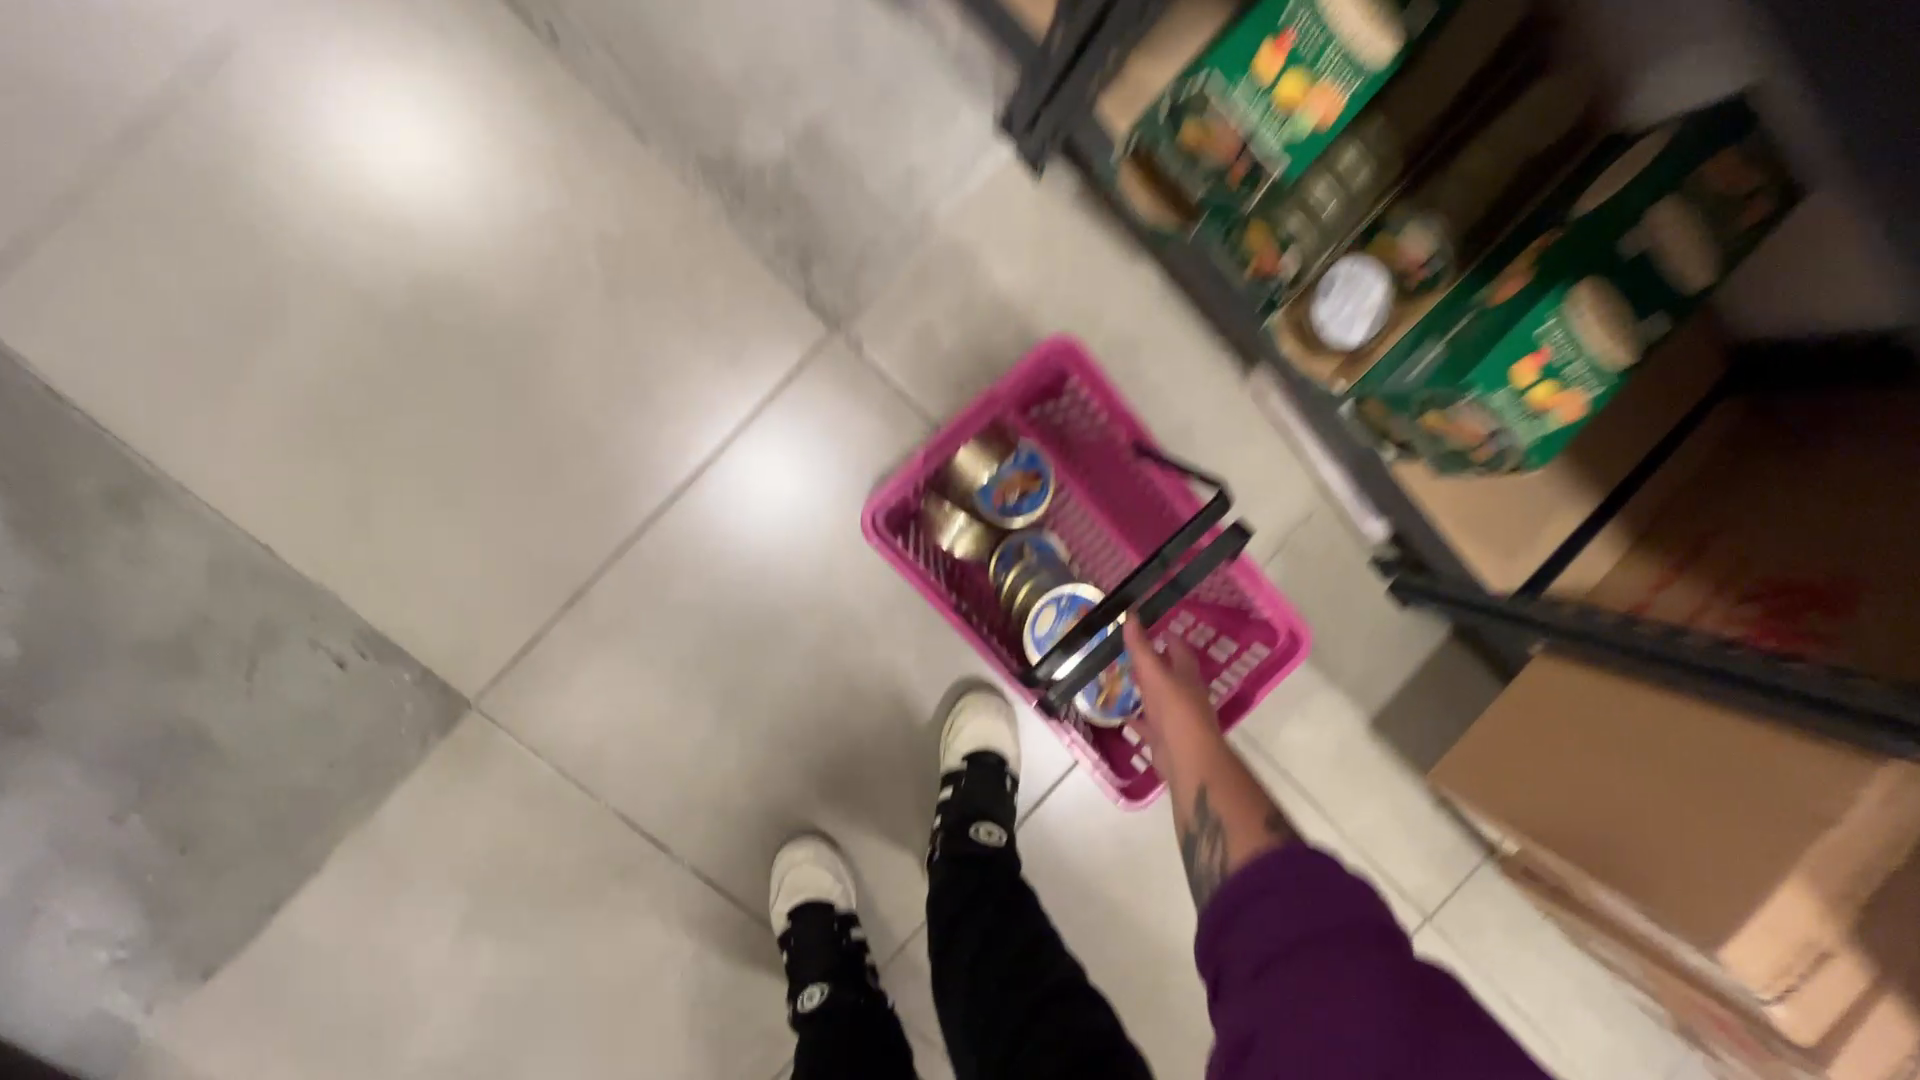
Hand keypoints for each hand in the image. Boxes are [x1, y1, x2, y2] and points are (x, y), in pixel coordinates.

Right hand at [1122, 617, 1222, 750]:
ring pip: (1158, 698)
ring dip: (1145, 691)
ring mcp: (1176, 717)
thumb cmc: (1175, 710)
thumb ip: (1141, 647)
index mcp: (1186, 675)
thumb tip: (1131, 615)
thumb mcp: (1155, 674)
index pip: (1179, 650)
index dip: (1169, 638)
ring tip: (1125, 681)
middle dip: (1154, 663)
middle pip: (1169, 673)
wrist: (1187, 757)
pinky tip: (1124, 716)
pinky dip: (1138, 719)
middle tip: (1132, 653)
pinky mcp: (1165, 737)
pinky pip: (1149, 724)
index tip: (1155, 628)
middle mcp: (1184, 693)